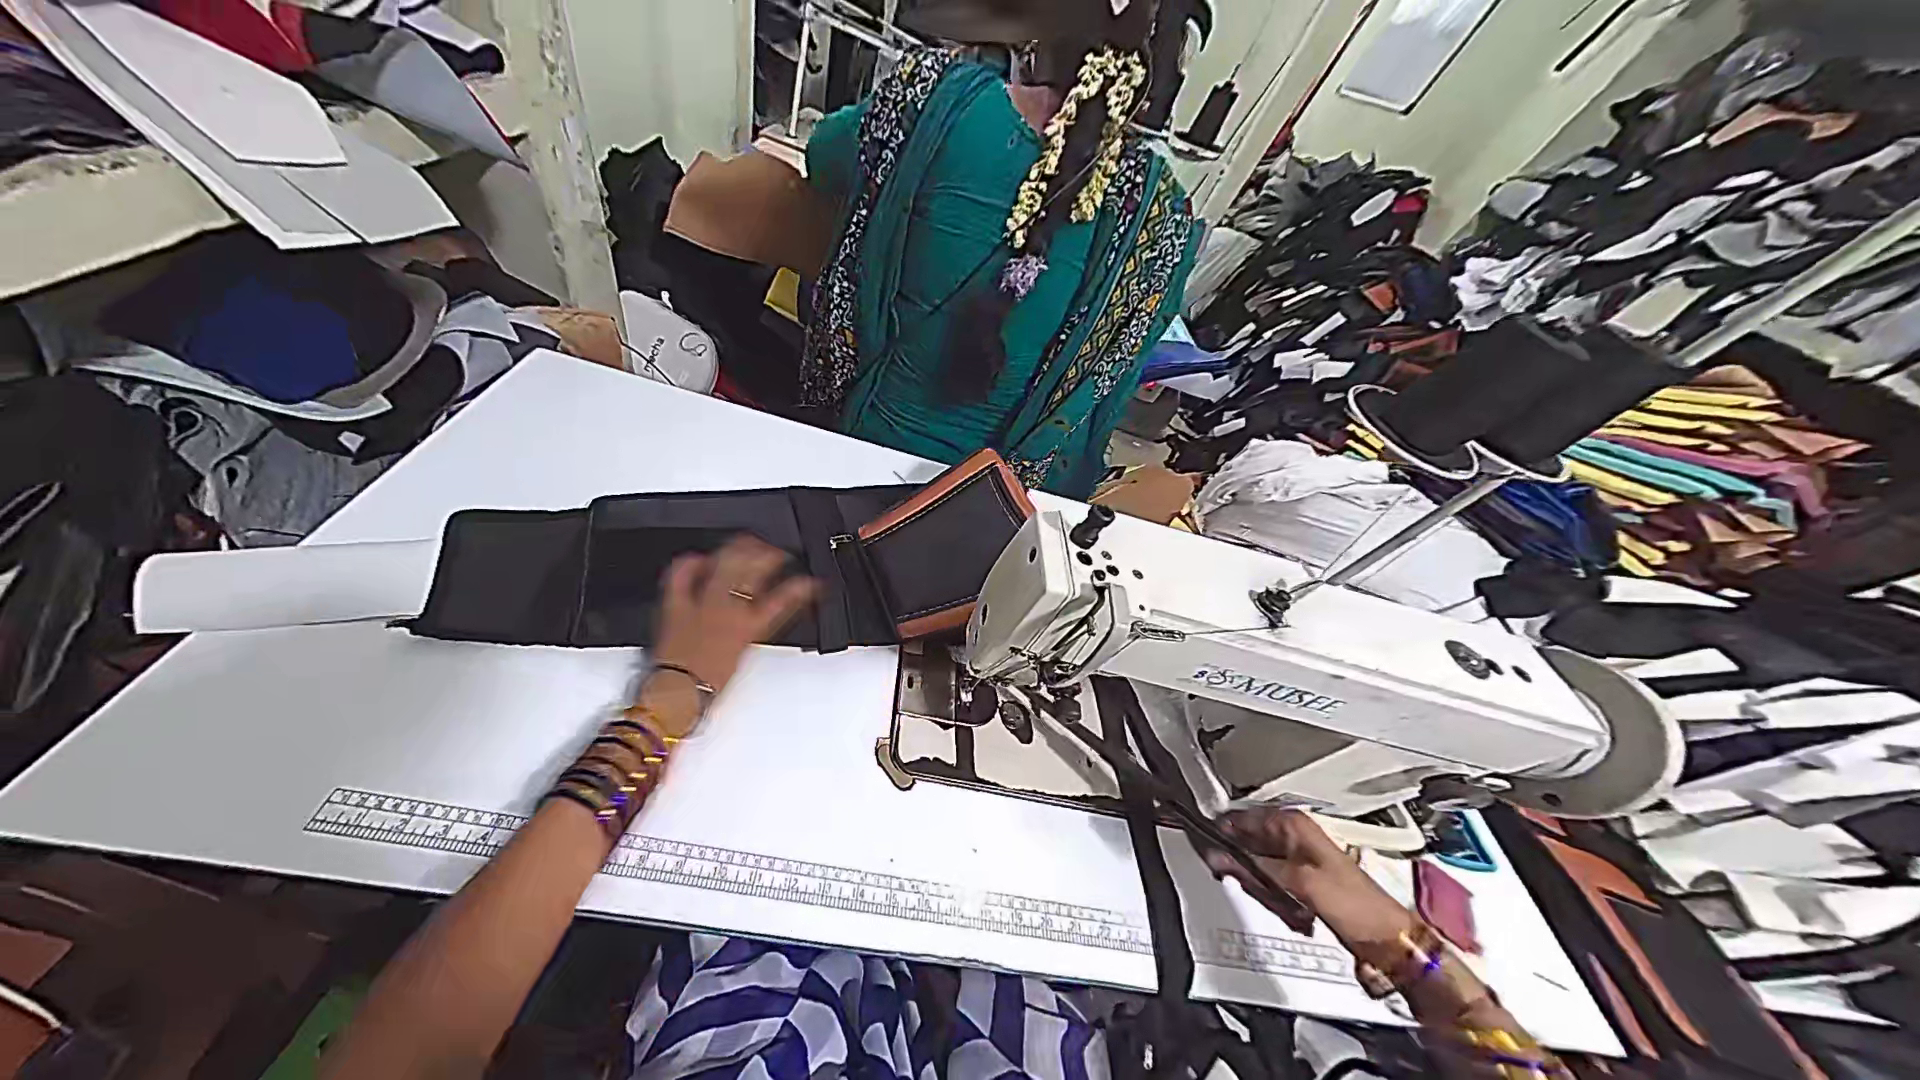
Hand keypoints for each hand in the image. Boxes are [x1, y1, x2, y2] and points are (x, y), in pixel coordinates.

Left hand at [651, 536, 816, 703]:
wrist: (678, 692)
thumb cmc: (709, 681)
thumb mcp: (743, 653)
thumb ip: (754, 627)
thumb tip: (763, 611)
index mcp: (750, 627)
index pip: (784, 597)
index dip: (801, 586)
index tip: (810, 581)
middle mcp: (729, 610)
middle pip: (754, 568)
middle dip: (769, 553)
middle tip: (776, 552)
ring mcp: (703, 603)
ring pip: (724, 563)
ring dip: (738, 548)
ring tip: (746, 543)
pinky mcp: (677, 604)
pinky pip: (682, 573)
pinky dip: (691, 562)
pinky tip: (699, 558)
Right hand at [1206, 809, 1419, 950]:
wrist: (1388, 941)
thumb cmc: (1355, 905)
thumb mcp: (1298, 882)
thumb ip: (1255, 866)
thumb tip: (1220, 856)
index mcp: (1293, 824)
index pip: (1241, 819)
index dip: (1223, 836)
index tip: (1212, 854)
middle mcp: (1293, 836)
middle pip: (1246, 845)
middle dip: (1249, 872)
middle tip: (1265, 892)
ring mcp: (1295, 859)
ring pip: (1256, 869)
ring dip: (1265, 891)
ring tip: (1287, 907)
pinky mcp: (1298, 881)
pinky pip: (1270, 886)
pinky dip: (1275, 900)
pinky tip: (1293, 914)